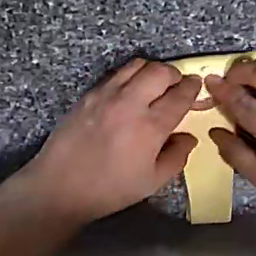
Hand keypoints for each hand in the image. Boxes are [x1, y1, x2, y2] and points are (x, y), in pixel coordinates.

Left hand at [0, 59, 202, 227]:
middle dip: (174, 75)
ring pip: (137, 65)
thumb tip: (189, 137)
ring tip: (154, 85)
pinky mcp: (89, 95)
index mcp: (150, 127)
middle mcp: (130, 104)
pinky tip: (129, 93)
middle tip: (176, 86)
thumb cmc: (109, 190)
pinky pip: (116, 74)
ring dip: (152, 71)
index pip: (179, 95)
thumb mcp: (152, 182)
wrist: (60, 186)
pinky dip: (129, 77)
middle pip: (160, 71)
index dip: (192, 88)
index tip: (195, 87)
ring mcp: (107, 96)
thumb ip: (176, 156)